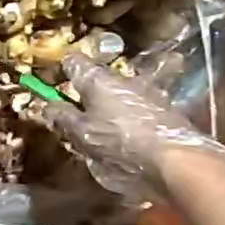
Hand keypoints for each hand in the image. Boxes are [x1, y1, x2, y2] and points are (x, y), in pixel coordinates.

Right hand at [42, 53, 224, 200]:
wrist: (178, 162)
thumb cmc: (120, 143)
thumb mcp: (81, 135)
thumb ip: (62, 118)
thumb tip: (46, 105)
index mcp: (98, 80)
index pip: (74, 62)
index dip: (62, 69)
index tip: (53, 82)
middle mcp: (124, 80)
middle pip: (99, 81)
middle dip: (88, 93)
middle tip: (77, 114)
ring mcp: (149, 95)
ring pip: (121, 96)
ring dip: (111, 109)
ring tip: (103, 132)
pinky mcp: (167, 114)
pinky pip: (139, 112)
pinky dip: (130, 121)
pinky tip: (128, 140)